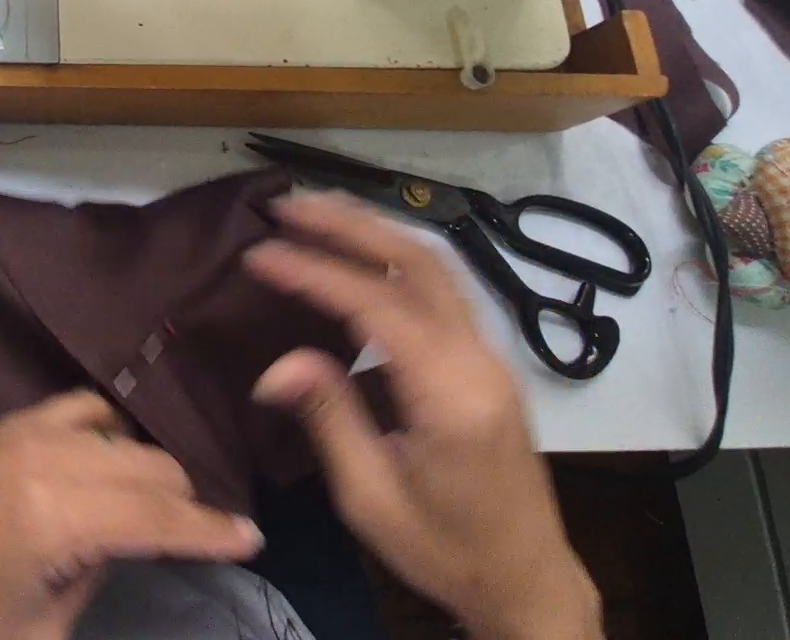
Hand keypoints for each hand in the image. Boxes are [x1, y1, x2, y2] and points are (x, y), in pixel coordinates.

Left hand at [0, 391, 263, 639]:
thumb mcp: (40, 628)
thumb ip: (96, 572)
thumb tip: (126, 538)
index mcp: (57, 518)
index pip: (157, 517)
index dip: (210, 531)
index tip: (251, 536)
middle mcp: (49, 459)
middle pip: (149, 468)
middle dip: (184, 502)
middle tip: (203, 534)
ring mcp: (28, 431)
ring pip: (122, 434)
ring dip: (149, 466)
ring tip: (162, 500)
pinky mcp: (10, 423)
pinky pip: (81, 409)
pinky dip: (109, 429)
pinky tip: (114, 454)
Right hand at [244, 193, 601, 639]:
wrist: (530, 584)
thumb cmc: (445, 549)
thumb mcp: (371, 497)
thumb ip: (329, 419)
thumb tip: (275, 365)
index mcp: (451, 396)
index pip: (377, 306)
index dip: (314, 272)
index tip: (259, 254)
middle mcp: (480, 360)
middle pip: (419, 262)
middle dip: (350, 223)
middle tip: (287, 205)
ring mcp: (489, 355)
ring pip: (434, 265)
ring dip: (372, 228)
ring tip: (313, 212)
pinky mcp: (483, 359)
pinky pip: (438, 286)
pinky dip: (390, 254)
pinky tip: (353, 250)